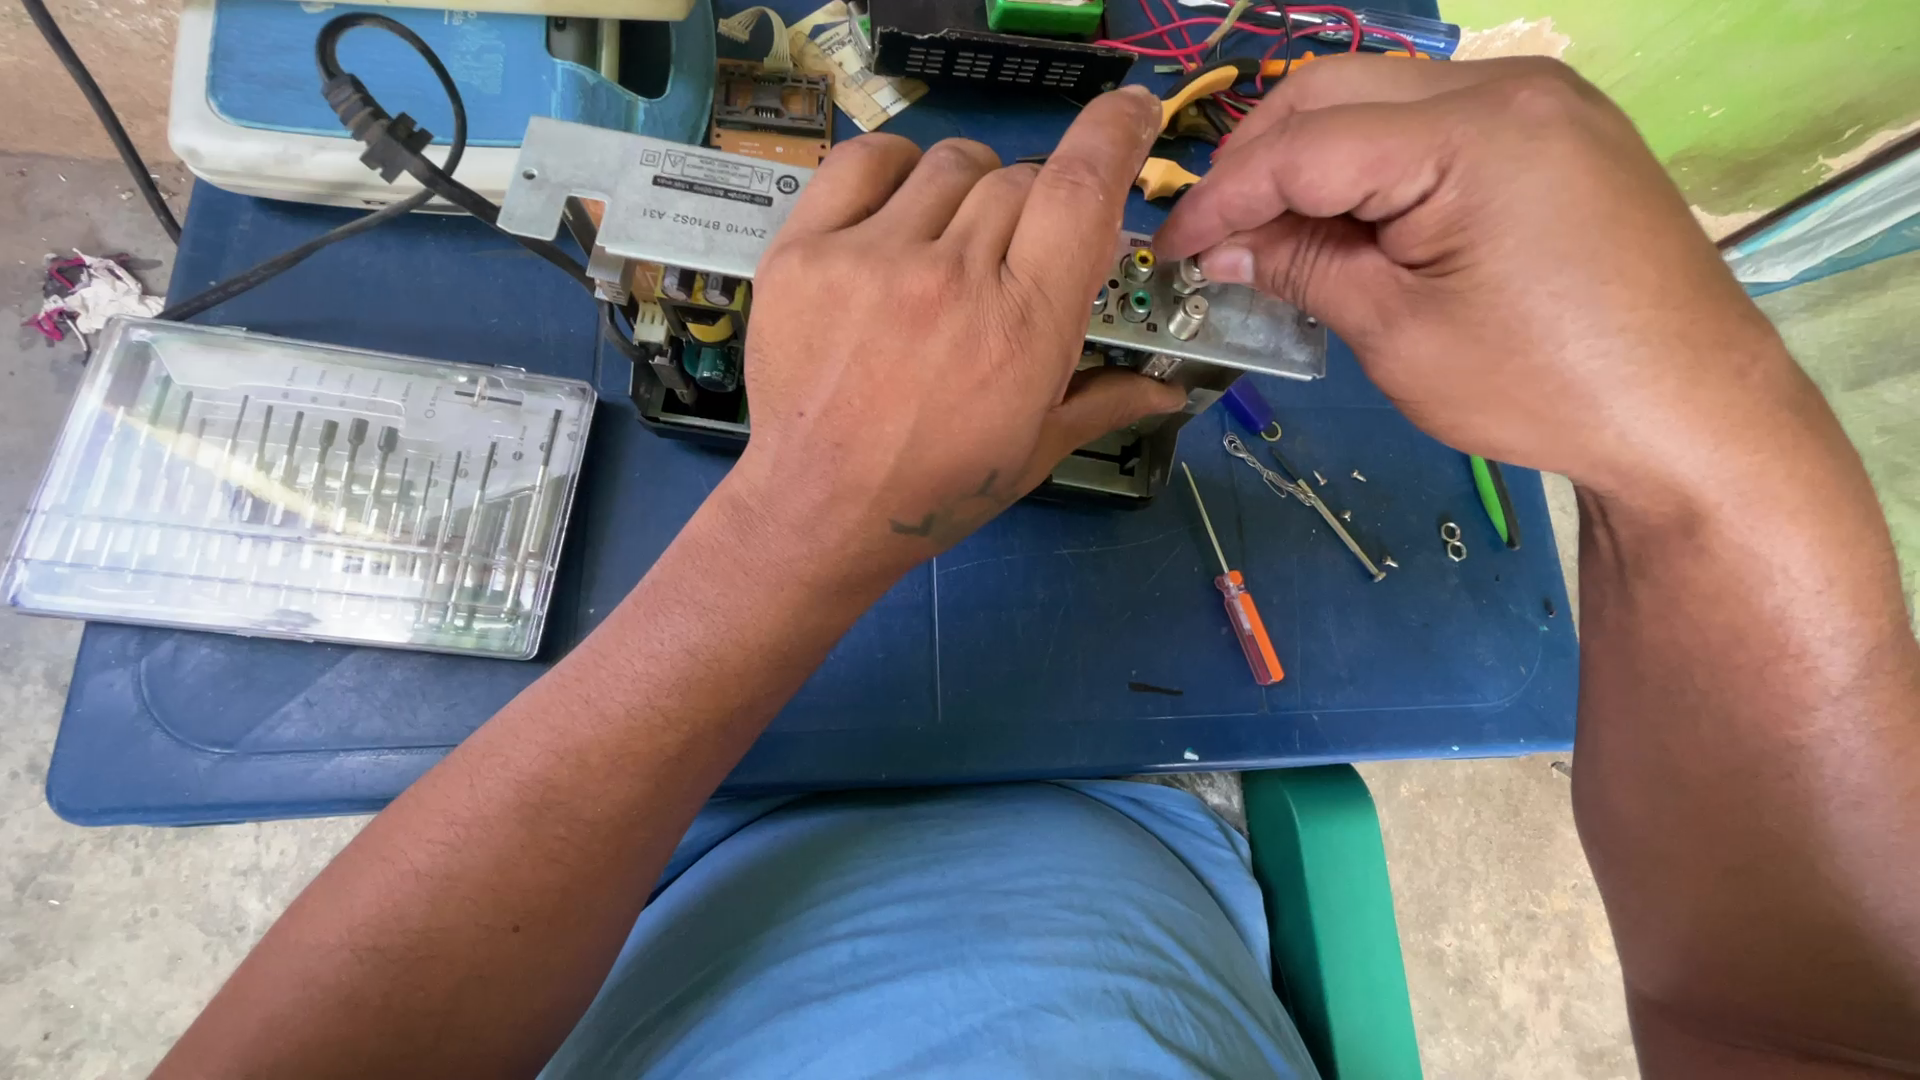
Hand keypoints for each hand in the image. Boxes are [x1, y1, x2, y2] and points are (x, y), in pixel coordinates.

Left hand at [728, 86, 1184, 579]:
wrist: (820, 508)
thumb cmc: (935, 489)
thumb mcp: (1030, 454)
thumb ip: (1103, 402)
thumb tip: (1168, 389)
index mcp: (1022, 330)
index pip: (1081, 190)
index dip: (1115, 135)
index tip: (1131, 116)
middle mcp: (951, 280)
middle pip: (1018, 179)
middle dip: (1032, 210)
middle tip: (1010, 261)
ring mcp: (871, 260)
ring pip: (948, 165)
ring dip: (968, 193)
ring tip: (950, 246)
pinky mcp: (804, 253)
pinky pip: (864, 162)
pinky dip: (894, 171)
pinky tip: (899, 213)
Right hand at [1155, 57, 1803, 499]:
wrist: (1684, 411)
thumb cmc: (1533, 383)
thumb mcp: (1394, 331)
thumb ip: (1302, 268)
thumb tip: (1221, 248)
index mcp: (1471, 133)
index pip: (1302, 145)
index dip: (1220, 198)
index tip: (1167, 250)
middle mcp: (1504, 87)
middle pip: (1330, 93)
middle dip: (1252, 163)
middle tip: (1211, 237)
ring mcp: (1533, 103)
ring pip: (1371, 101)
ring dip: (1302, 162)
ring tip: (1264, 236)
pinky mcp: (1543, 135)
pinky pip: (1419, 127)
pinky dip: (1357, 169)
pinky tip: (1336, 224)